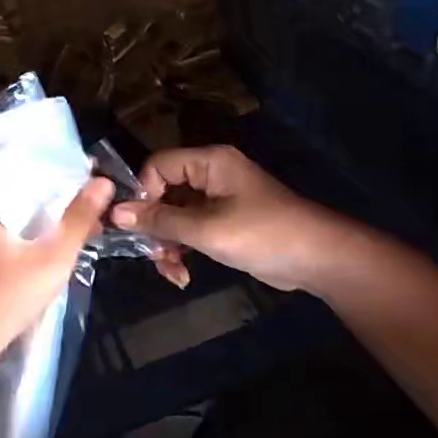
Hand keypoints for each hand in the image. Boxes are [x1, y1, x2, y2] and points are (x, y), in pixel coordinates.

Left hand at [0, 179, 114, 392]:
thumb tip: (103, 181)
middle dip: (61, 197)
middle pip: (25, 193)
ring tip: (89, 220)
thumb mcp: (52, 257)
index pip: (26, 171)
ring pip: (22, 214)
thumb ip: (79, 219)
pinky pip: (15, 231)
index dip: (62, 170)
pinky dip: (38, 233)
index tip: (94, 172)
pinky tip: (63, 240)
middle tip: (98, 200)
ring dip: (51, 218)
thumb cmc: (7, 296)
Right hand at [110, 145, 352, 291]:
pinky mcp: (224, 222)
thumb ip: (160, 221)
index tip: (139, 224)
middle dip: (155, 226)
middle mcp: (210, 175)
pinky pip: (191, 229)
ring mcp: (218, 199)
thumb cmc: (264, 235)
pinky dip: (184, 249)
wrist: (321, 261)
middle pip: (164, 192)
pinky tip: (183, 275)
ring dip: (168, 243)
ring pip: (175, 215)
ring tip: (171, 272)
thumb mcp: (207, 230)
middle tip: (152, 255)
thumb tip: (115, 213)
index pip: (157, 165)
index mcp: (209, 163)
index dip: (143, 193)